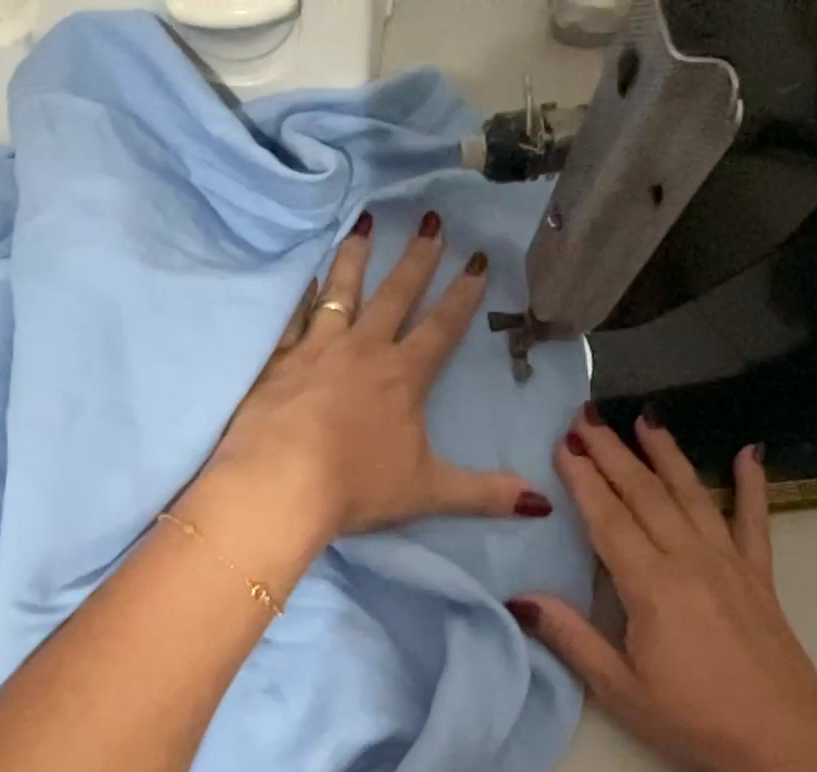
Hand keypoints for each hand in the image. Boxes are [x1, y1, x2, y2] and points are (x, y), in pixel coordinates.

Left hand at [201, 211, 551, 539]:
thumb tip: (540, 505)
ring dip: (356, 257)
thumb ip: (483, 494)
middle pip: (395, 296)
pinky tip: (302, 275)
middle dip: (418, 260)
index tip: (478, 260)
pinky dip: (300, 293)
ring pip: (340, 292)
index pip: (441, 327)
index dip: (463, 295)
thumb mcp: (427, 493)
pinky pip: (292, 316)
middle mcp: (362, 350)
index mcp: (403, 376)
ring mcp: (316, 349)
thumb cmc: (355, 487)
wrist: (279, 484)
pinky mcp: (277, 360)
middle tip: (432, 222)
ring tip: (365, 224)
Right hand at [507, 406, 816, 771]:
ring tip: (645, 419)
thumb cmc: (693, 720)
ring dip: (666, 455)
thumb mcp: (619, 688)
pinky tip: (749, 453)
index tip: (565, 445)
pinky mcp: (760, 576)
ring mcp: (731, 564)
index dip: (584, 480)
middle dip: (614, 453)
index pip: (609, 520)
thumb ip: (571, 637)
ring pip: (692, 495)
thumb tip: (520, 599)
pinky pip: (755, 519)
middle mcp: (691, 561)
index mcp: (652, 587)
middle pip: (646, 495)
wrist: (784, 742)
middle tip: (589, 416)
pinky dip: (753, 484)